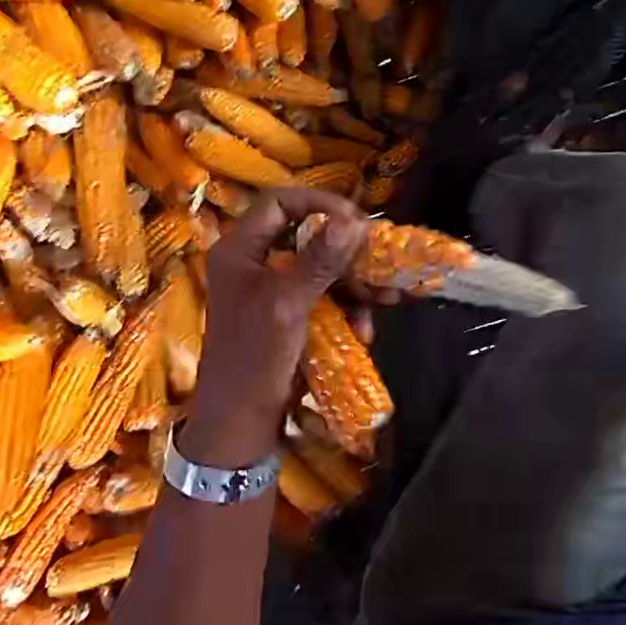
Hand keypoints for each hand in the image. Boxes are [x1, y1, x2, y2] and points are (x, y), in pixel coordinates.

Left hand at [179, 189, 367, 467]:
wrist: (240, 422)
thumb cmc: (254, 357)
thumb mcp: (287, 304)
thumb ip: (319, 260)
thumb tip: (354, 220)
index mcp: (240, 249)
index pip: (280, 202)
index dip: (320, 204)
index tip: (357, 221)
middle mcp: (256, 262)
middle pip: (309, 235)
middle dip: (348, 253)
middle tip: (380, 262)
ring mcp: (274, 290)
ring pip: (324, 269)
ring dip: (356, 285)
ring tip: (385, 301)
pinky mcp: (291, 315)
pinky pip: (326, 297)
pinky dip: (348, 309)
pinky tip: (364, 331)